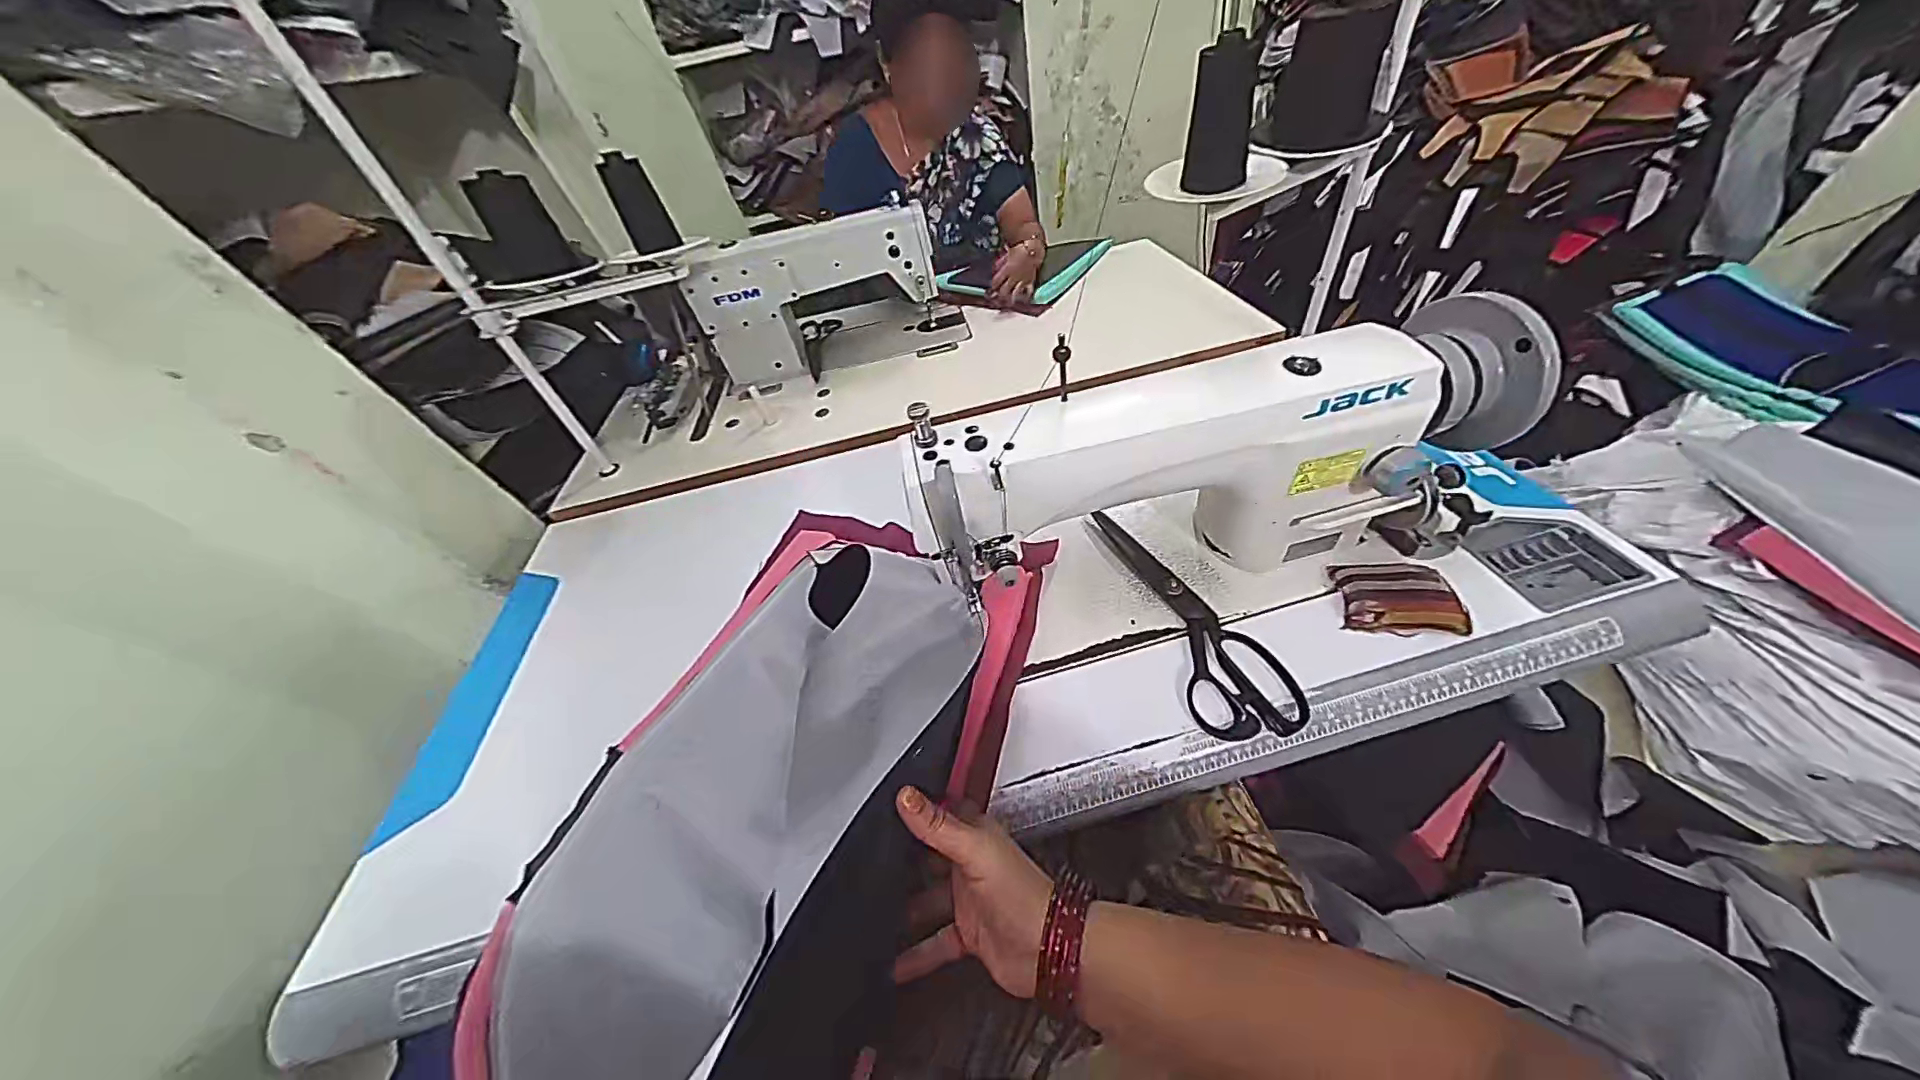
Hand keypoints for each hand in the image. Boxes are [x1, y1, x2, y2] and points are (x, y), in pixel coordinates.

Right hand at [892, 786, 1054, 996]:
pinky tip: (896, 962)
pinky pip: (935, 943)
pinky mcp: (969, 934)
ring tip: (877, 912)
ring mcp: (969, 900)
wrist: (1048, 948)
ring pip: (928, 901)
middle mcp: (970, 865)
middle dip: (904, 862)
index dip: (918, 810)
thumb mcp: (974, 851)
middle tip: (874, 862)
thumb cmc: (1023, 893)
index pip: (941, 815)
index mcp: (974, 837)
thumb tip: (907, 796)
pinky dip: (916, 953)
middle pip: (929, 859)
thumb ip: (937, 824)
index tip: (890, 807)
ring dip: (906, 909)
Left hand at [987, 242, 1041, 307]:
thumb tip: (994, 270)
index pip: (996, 282)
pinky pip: (1026, 292)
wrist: (1034, 249)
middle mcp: (1014, 277)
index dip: (992, 287)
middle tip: (997, 296)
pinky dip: (1023, 296)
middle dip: (999, 295)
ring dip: (1009, 298)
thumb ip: (1000, 263)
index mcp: (1007, 269)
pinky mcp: (1030, 282)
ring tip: (1006, 301)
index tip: (990, 289)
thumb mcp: (1007, 255)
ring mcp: (1022, 280)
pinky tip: (1020, 300)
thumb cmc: (1020, 250)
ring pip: (1014, 294)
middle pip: (1004, 291)